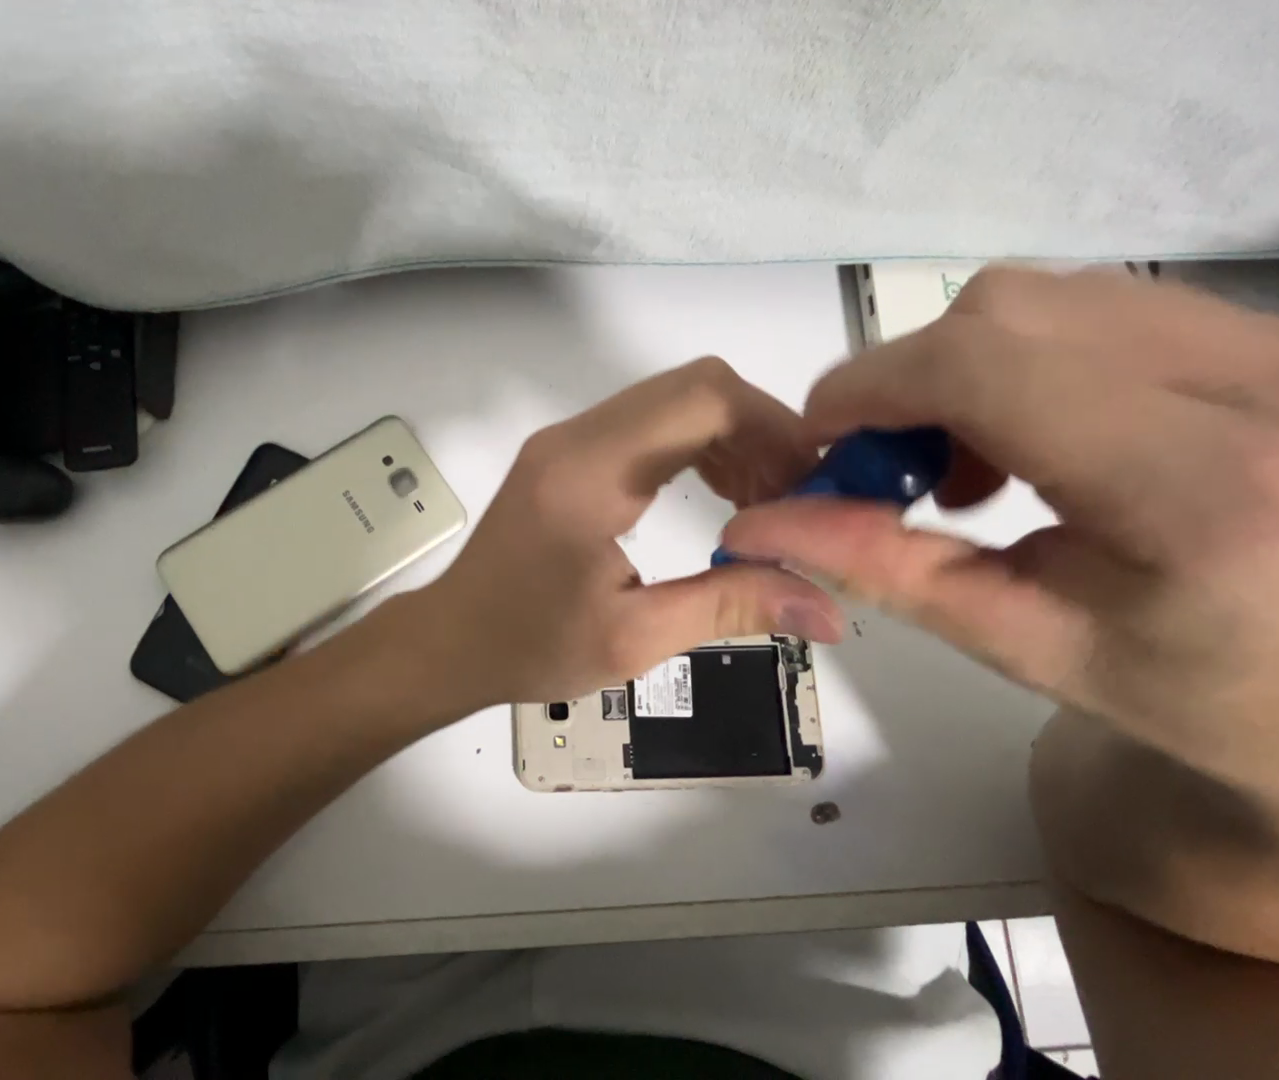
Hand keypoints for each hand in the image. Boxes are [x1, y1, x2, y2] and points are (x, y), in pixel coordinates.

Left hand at [419, 356, 843, 709]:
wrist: (452, 641)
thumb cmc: (530, 645)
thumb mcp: (633, 638)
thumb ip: (729, 606)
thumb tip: (826, 607)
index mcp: (589, 474)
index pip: (701, 400)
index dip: (774, 426)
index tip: (817, 480)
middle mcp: (577, 438)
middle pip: (693, 388)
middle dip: (761, 432)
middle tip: (798, 498)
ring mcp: (568, 441)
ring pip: (674, 402)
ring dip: (732, 439)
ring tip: (768, 504)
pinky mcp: (568, 455)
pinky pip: (649, 426)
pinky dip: (698, 448)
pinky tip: (723, 498)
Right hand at [720, 268, 1278, 963]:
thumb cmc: (1187, 705)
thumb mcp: (1015, 643)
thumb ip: (877, 567)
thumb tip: (754, 522)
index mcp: (1208, 495)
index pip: (991, 367)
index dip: (875, 382)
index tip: (821, 433)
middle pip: (1018, 308)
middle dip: (917, 374)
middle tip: (898, 463)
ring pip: (1066, 295)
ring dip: (978, 363)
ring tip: (979, 461)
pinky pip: (1126, 309)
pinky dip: (1046, 360)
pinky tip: (1052, 437)